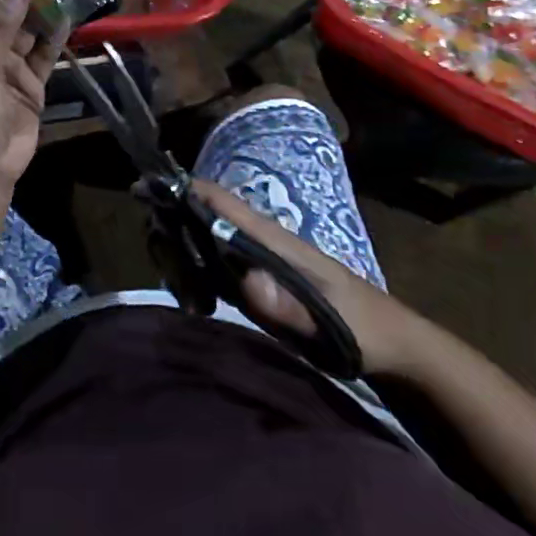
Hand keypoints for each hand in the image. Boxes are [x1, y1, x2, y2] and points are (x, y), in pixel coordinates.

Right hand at [191, 180, 433, 377]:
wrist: (390, 346)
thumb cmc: (365, 329)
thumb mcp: (333, 325)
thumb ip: (291, 307)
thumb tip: (246, 282)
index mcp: (274, 239)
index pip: (223, 201)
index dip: (183, 190)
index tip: (145, 191)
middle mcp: (256, 242)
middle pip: (198, 217)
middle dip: (172, 236)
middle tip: (175, 280)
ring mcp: (250, 260)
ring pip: (196, 241)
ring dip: (178, 260)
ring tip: (190, 302)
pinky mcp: (249, 281)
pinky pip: (205, 266)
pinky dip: (189, 278)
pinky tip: (196, 305)